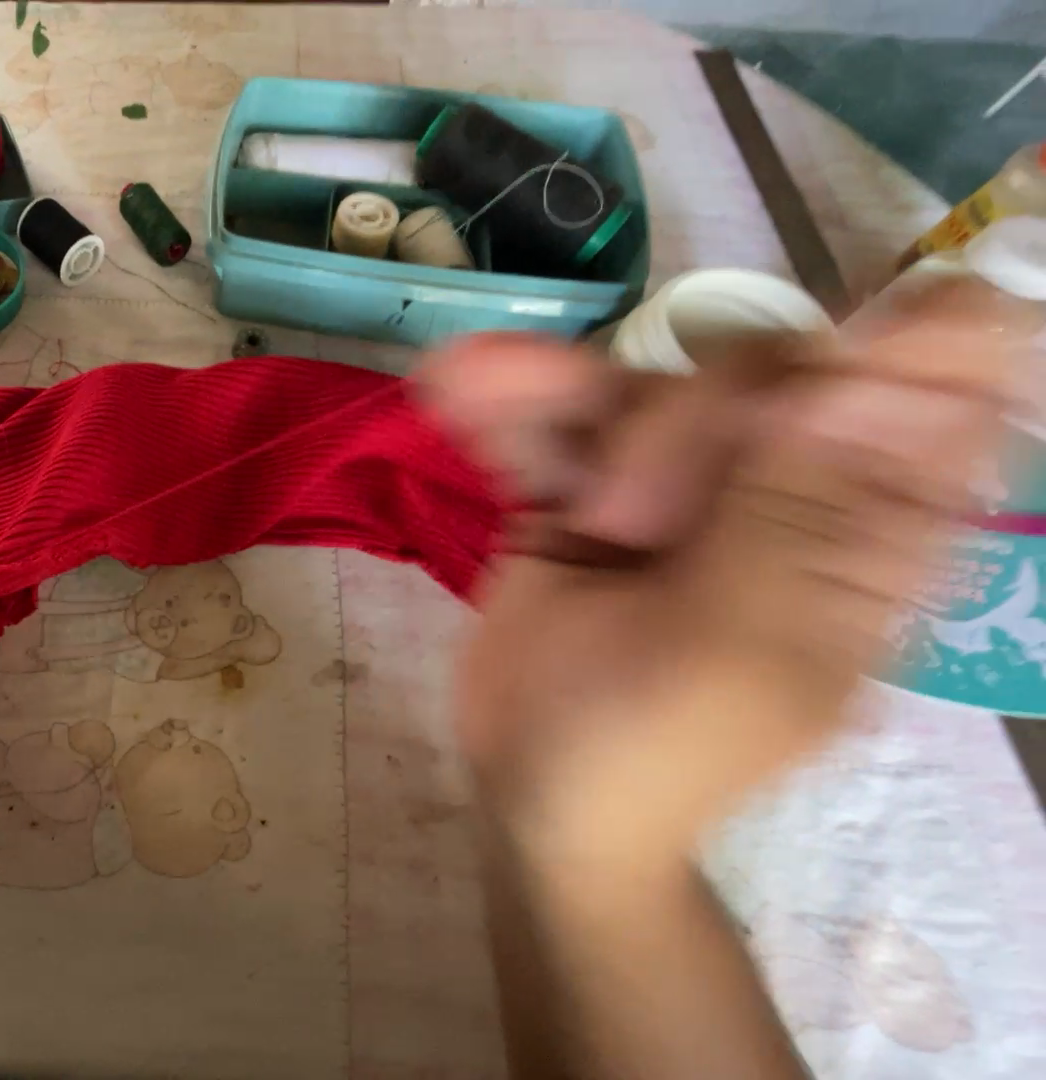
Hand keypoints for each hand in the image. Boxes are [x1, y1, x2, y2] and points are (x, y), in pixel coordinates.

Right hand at [424, 289, 1015, 867]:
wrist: (534, 789)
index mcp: (859, 533)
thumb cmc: (650, 750)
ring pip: (630, 390)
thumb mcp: (734, 650)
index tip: (785, 381)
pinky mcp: (572, 497)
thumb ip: (790, 520)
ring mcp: (660, 490)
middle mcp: (769, 491)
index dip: (886, 347)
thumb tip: (864, 373)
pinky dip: (500, 403)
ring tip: (461, 380)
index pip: (933, 390)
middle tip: (609, 521)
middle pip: (745, 377)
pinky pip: (543, 429)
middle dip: (666, 428)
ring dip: (549, 383)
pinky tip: (451, 379)